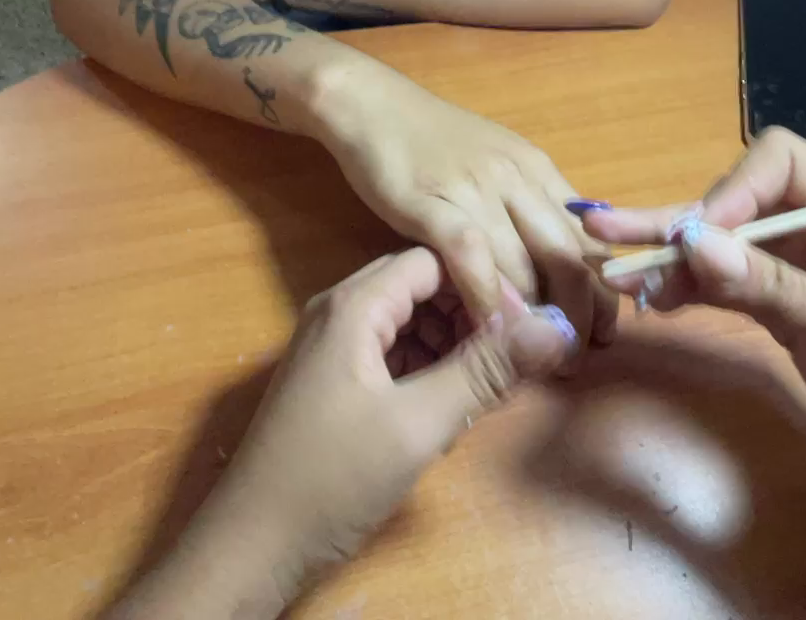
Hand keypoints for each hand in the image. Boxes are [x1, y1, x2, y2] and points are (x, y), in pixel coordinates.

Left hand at [112, 249, 570, 618]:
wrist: (250, 546)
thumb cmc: (332, 477)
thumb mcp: (418, 423)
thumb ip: (485, 370)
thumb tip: (555, 328)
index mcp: (354, 304)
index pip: (434, 259)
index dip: (483, 283)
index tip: (526, 322)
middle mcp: (340, 311)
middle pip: (421, 287)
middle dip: (469, 315)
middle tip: (511, 356)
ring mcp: (333, 345)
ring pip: (408, 320)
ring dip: (450, 344)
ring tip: (485, 383)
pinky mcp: (333, 377)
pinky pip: (390, 350)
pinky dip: (424, 366)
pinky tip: (447, 401)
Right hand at [315, 66, 616, 358]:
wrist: (374, 105)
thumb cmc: (433, 139)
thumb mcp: (495, 165)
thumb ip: (526, 206)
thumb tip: (557, 260)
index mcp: (538, 171)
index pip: (589, 237)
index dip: (603, 289)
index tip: (603, 329)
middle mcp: (517, 179)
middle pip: (568, 256)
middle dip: (580, 314)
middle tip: (576, 356)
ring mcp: (476, 190)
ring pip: (524, 264)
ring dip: (534, 320)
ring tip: (537, 361)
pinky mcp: (432, 202)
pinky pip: (470, 256)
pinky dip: (485, 298)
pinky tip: (487, 331)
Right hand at [579, 128, 805, 515]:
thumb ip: (779, 287)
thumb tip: (693, 241)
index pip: (780, 164)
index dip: (732, 190)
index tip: (697, 239)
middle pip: (738, 205)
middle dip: (678, 222)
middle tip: (608, 233)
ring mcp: (800, 274)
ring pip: (722, 247)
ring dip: (671, 257)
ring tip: (618, 273)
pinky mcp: (784, 313)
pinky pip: (725, 286)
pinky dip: (688, 289)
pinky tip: (654, 300)